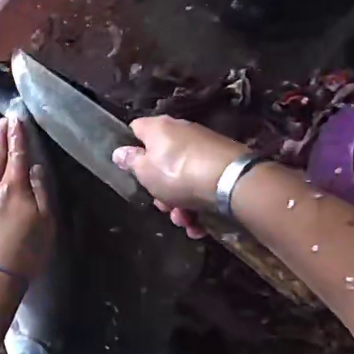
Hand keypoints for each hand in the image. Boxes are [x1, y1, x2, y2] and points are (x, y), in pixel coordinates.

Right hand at [112, 116, 249, 209]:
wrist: (233, 182)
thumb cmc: (178, 173)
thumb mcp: (144, 171)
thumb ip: (130, 161)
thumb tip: (120, 152)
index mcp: (159, 128)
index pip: (136, 129)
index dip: (130, 148)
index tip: (128, 168)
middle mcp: (182, 132)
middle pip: (160, 161)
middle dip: (158, 188)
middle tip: (161, 204)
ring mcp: (205, 148)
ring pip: (182, 178)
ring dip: (178, 203)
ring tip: (184, 220)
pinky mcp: (224, 163)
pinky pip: (202, 184)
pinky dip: (198, 205)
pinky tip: (200, 225)